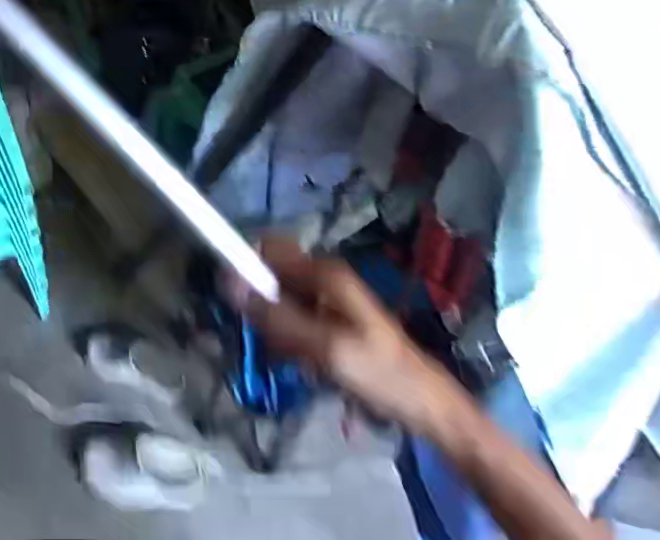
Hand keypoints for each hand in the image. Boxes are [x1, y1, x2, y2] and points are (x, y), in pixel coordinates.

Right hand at [224, 237, 470, 437]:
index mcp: (324, 271)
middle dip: (261, 305)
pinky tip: (303, 364)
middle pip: (270, 275)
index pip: (267, 247)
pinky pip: (294, 319)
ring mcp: (328, 298)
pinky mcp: (331, 320)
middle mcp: (323, 276)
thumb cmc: (383, 374)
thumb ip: (276, 316)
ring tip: (291, 359)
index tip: (233, 297)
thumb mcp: (325, 347)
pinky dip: (289, 339)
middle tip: (269, 340)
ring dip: (275, 328)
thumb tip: (226, 280)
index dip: (245, 263)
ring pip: (279, 300)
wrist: (433, 411)